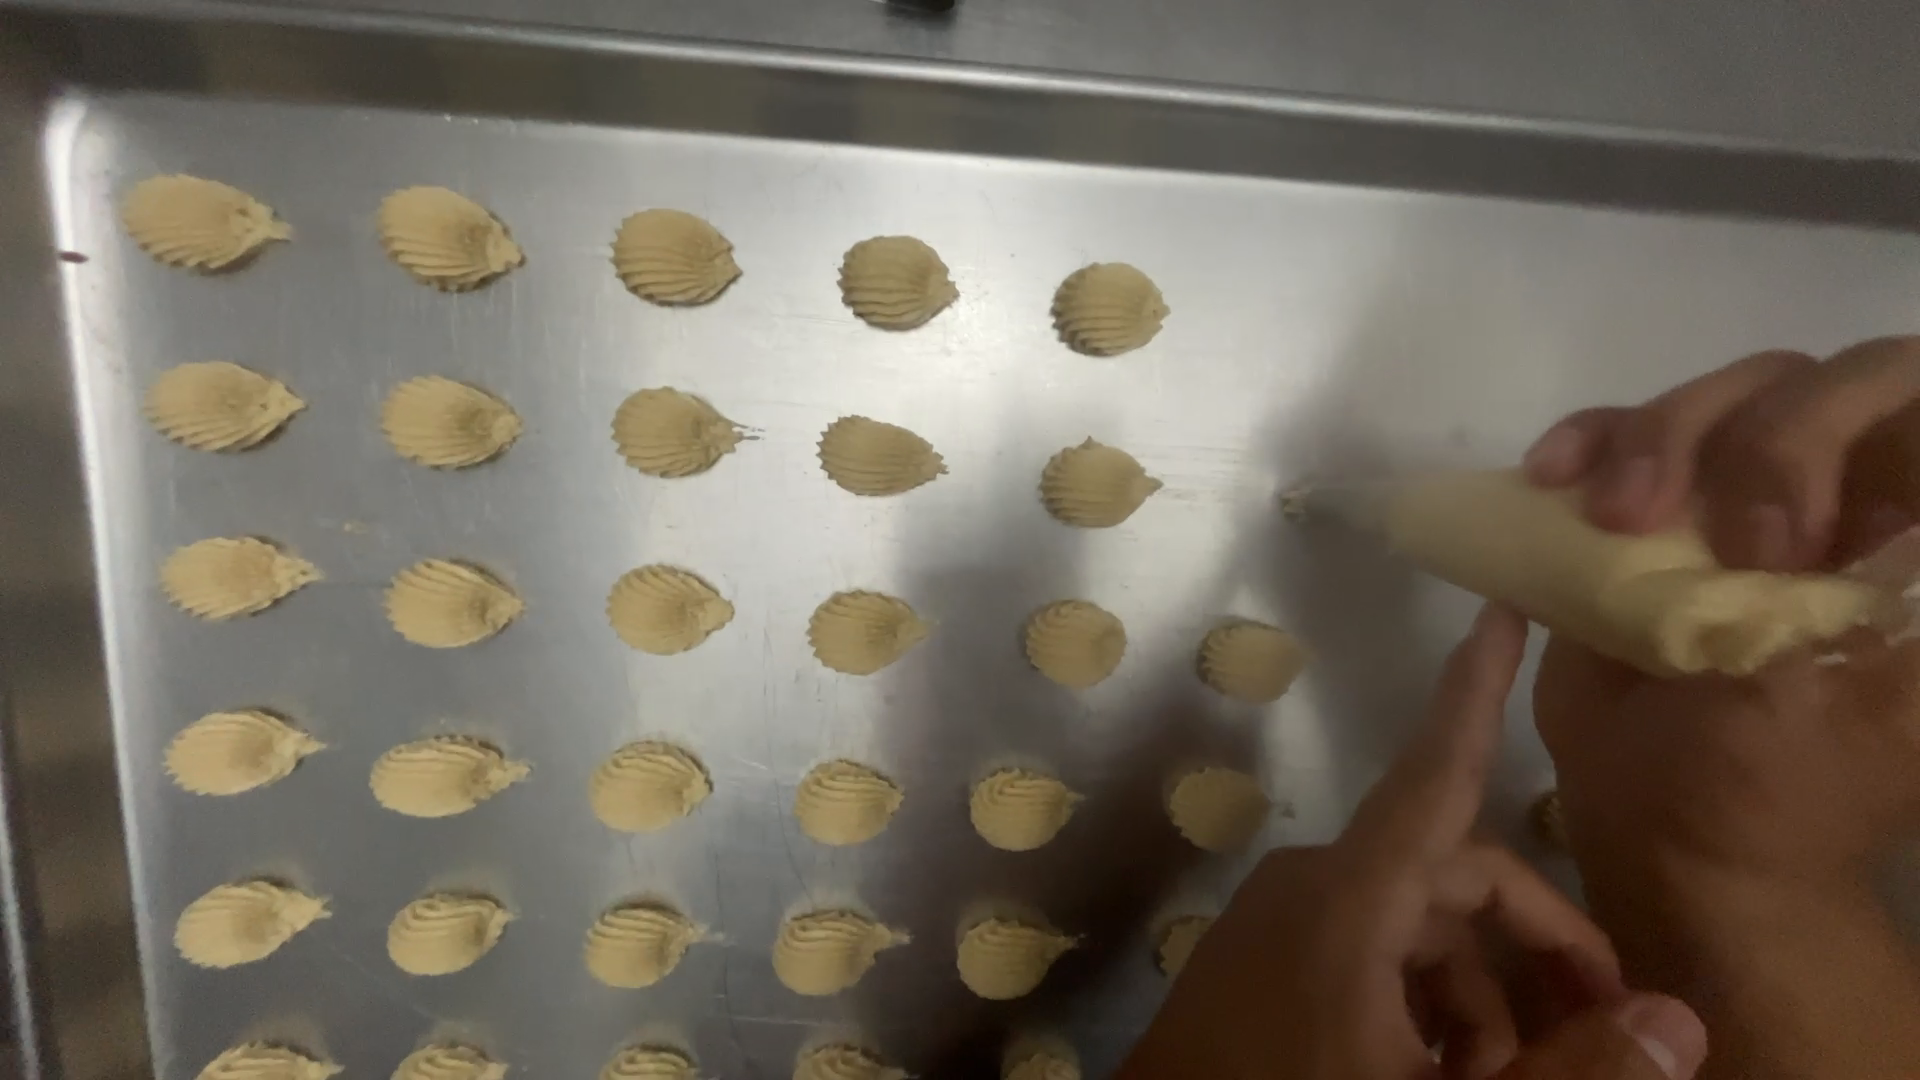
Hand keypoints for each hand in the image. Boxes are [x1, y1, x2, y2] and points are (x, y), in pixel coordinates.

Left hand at [1117, 605, 1706, 1079]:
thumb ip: (1564, 1067)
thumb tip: (1673, 1019)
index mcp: (1349, 896)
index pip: (1430, 776)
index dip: (1470, 693)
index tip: (1500, 618)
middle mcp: (1316, 882)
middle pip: (1452, 873)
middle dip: (1537, 941)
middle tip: (1608, 1032)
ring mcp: (1287, 911)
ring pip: (1415, 919)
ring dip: (1482, 989)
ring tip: (1511, 1073)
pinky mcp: (1273, 945)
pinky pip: (1369, 942)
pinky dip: (1425, 991)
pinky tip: (1447, 1061)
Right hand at [1523, 340, 1919, 877]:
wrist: (1652, 812)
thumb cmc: (1765, 782)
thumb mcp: (1848, 698)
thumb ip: (1853, 600)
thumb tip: (1822, 534)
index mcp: (1908, 547)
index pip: (1917, 414)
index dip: (1843, 443)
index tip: (1764, 548)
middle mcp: (1837, 508)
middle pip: (1816, 382)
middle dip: (1738, 438)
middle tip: (1663, 525)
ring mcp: (1728, 505)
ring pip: (1710, 397)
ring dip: (1644, 437)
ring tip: (1601, 511)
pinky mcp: (1637, 517)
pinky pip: (1613, 435)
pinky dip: (1580, 441)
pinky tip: (1545, 474)